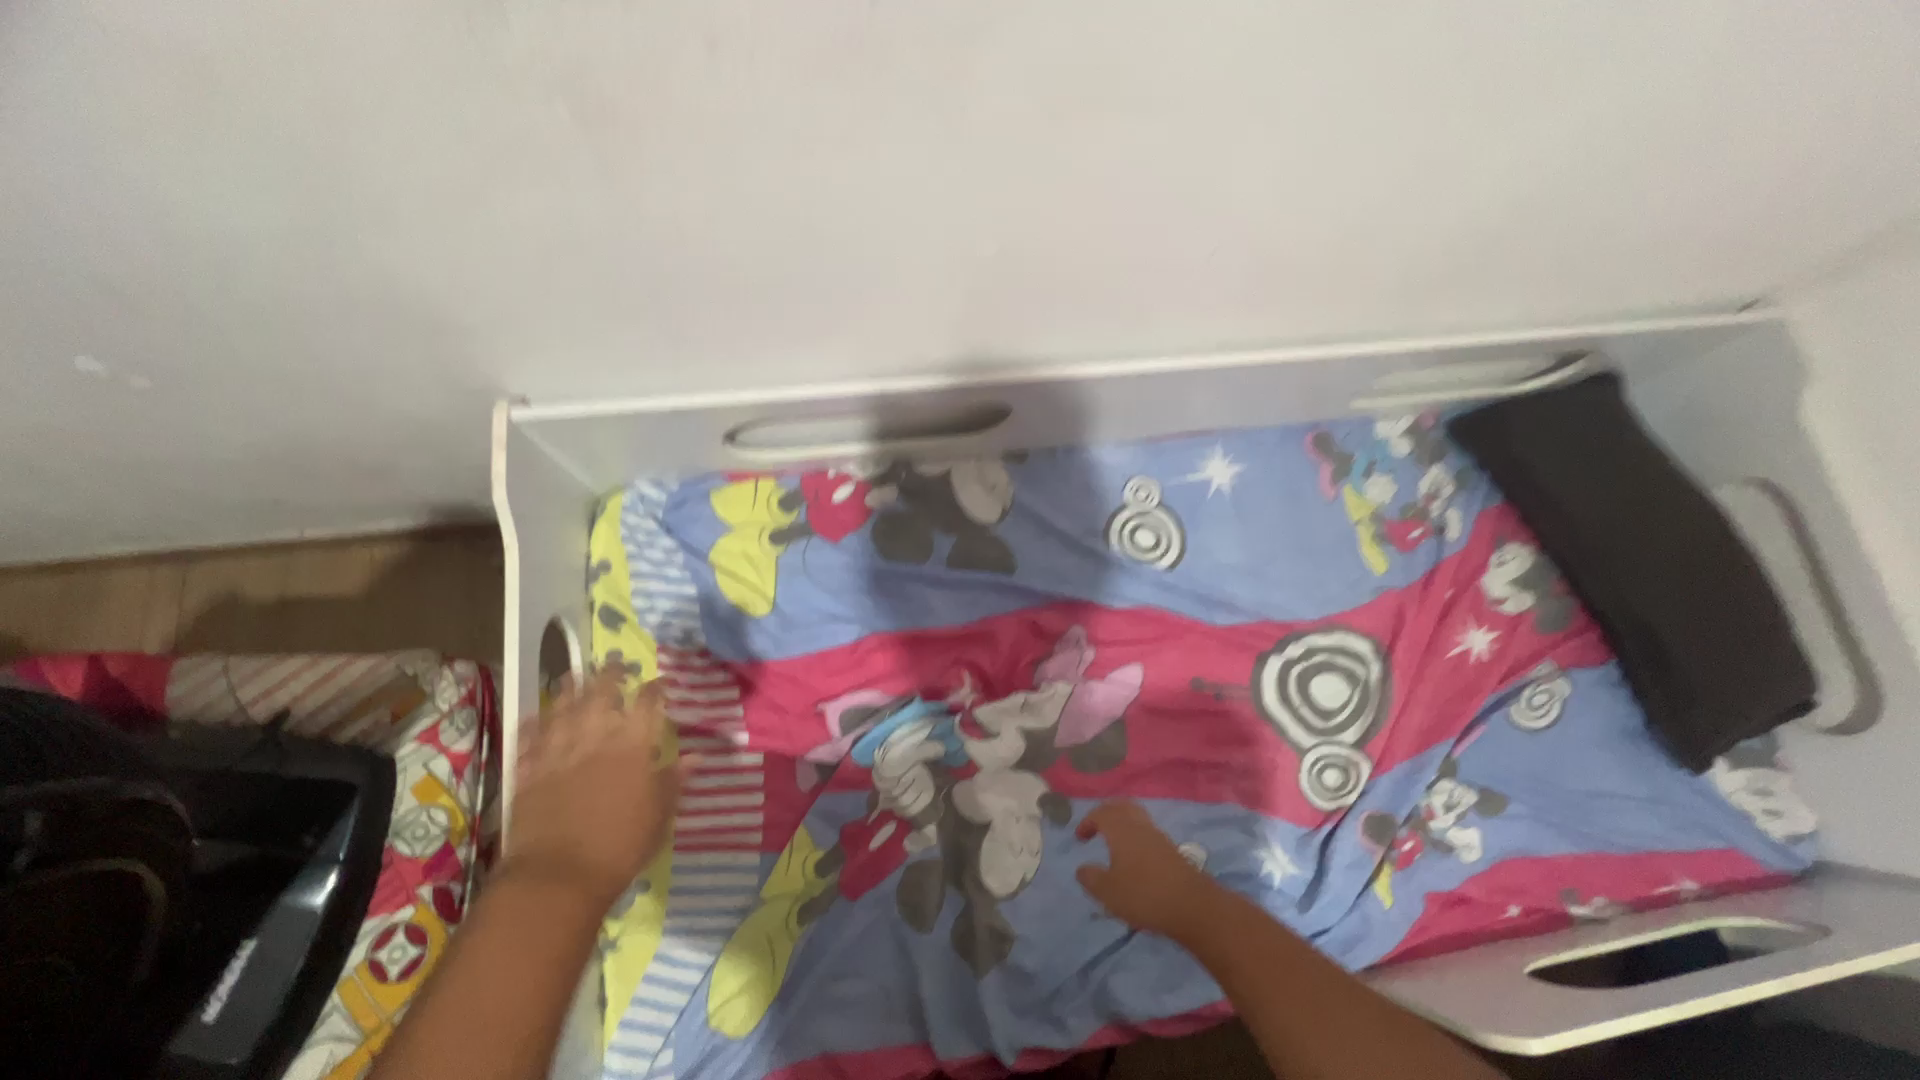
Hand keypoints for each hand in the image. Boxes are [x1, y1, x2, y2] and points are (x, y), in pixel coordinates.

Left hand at [506, 671, 688, 910]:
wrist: (558, 877)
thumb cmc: (619, 848)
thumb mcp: (659, 816)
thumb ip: (673, 781)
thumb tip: (695, 756)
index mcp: (633, 748)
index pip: (647, 705)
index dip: (655, 689)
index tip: (661, 682)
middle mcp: (595, 739)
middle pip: (603, 695)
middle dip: (612, 675)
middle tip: (617, 663)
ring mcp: (558, 752)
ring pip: (563, 708)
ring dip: (570, 689)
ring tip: (574, 675)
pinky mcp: (528, 770)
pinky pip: (530, 737)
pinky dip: (535, 722)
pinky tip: (536, 714)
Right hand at [1075, 800, 1222, 938]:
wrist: (1192, 906)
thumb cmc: (1144, 895)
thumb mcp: (1108, 892)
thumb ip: (1091, 878)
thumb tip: (1082, 869)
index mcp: (1122, 830)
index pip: (1101, 813)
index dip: (1088, 821)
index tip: (1080, 838)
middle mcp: (1141, 826)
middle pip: (1122, 806)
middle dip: (1106, 813)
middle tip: (1096, 827)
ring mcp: (1159, 837)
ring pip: (1138, 817)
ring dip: (1123, 823)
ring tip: (1113, 842)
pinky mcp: (1172, 851)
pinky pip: (1148, 832)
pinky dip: (1136, 835)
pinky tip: (1133, 857)